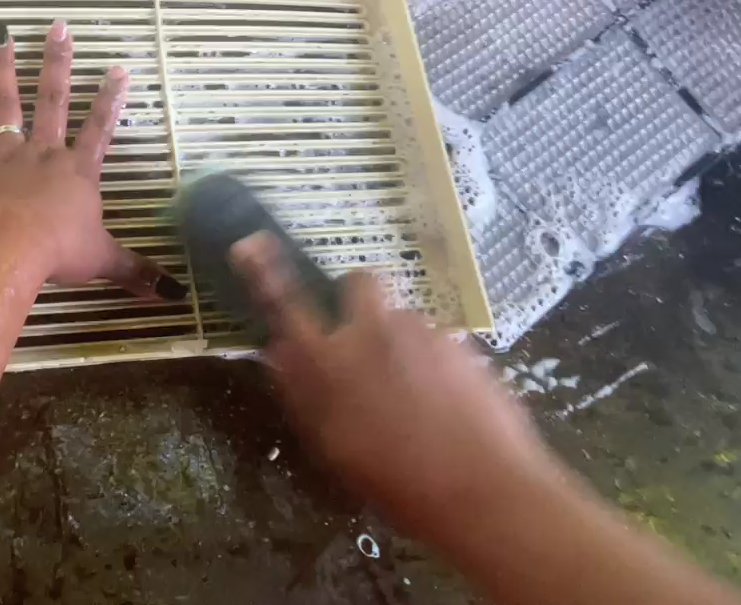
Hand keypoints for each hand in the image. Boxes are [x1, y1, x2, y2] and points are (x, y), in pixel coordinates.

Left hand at [0, 19, 184, 301]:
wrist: (11, 253)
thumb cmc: (60, 253)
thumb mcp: (103, 261)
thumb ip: (136, 271)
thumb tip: (173, 295)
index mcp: (77, 171)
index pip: (99, 129)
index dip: (110, 100)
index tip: (118, 68)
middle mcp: (43, 153)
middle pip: (53, 100)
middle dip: (57, 62)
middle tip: (57, 27)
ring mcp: (7, 156)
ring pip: (5, 103)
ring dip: (2, 66)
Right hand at [231, 232, 564, 544]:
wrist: (489, 496)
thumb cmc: (396, 481)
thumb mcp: (332, 446)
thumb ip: (301, 390)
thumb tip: (277, 349)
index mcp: (329, 359)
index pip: (286, 302)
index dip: (266, 270)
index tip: (251, 244)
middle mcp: (371, 331)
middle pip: (358, 282)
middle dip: (357, 297)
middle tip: (365, 336)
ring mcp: (423, 333)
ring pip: (403, 316)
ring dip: (402, 338)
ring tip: (416, 389)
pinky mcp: (465, 346)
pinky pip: (441, 340)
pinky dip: (439, 361)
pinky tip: (449, 402)